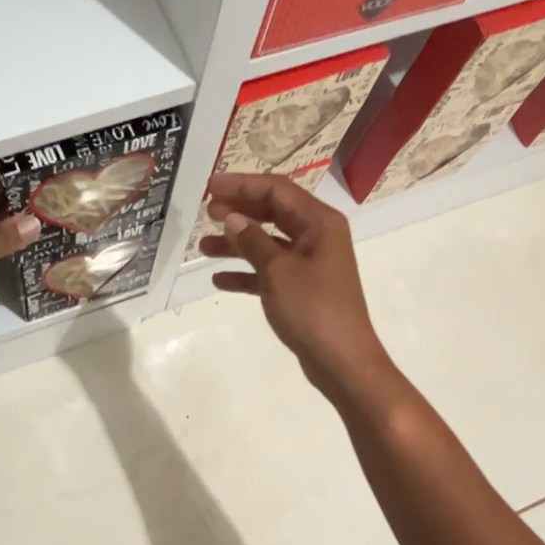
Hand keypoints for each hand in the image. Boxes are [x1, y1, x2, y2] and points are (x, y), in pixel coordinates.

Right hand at [200, 173, 393, 400]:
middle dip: (239, 210)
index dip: (241, 185)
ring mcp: (310, 264)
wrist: (341, 360)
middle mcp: (317, 237)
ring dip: (237, 244)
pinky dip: (246, 274)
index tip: (209, 186)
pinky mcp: (302, 290)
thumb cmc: (312, 309)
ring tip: (204, 247)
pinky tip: (219, 280)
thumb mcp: (278, 271)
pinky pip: (269, 272)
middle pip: (273, 213)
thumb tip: (232, 218)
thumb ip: (253, 241)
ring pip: (268, 244)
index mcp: (319, 223)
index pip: (277, 191)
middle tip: (206, 211)